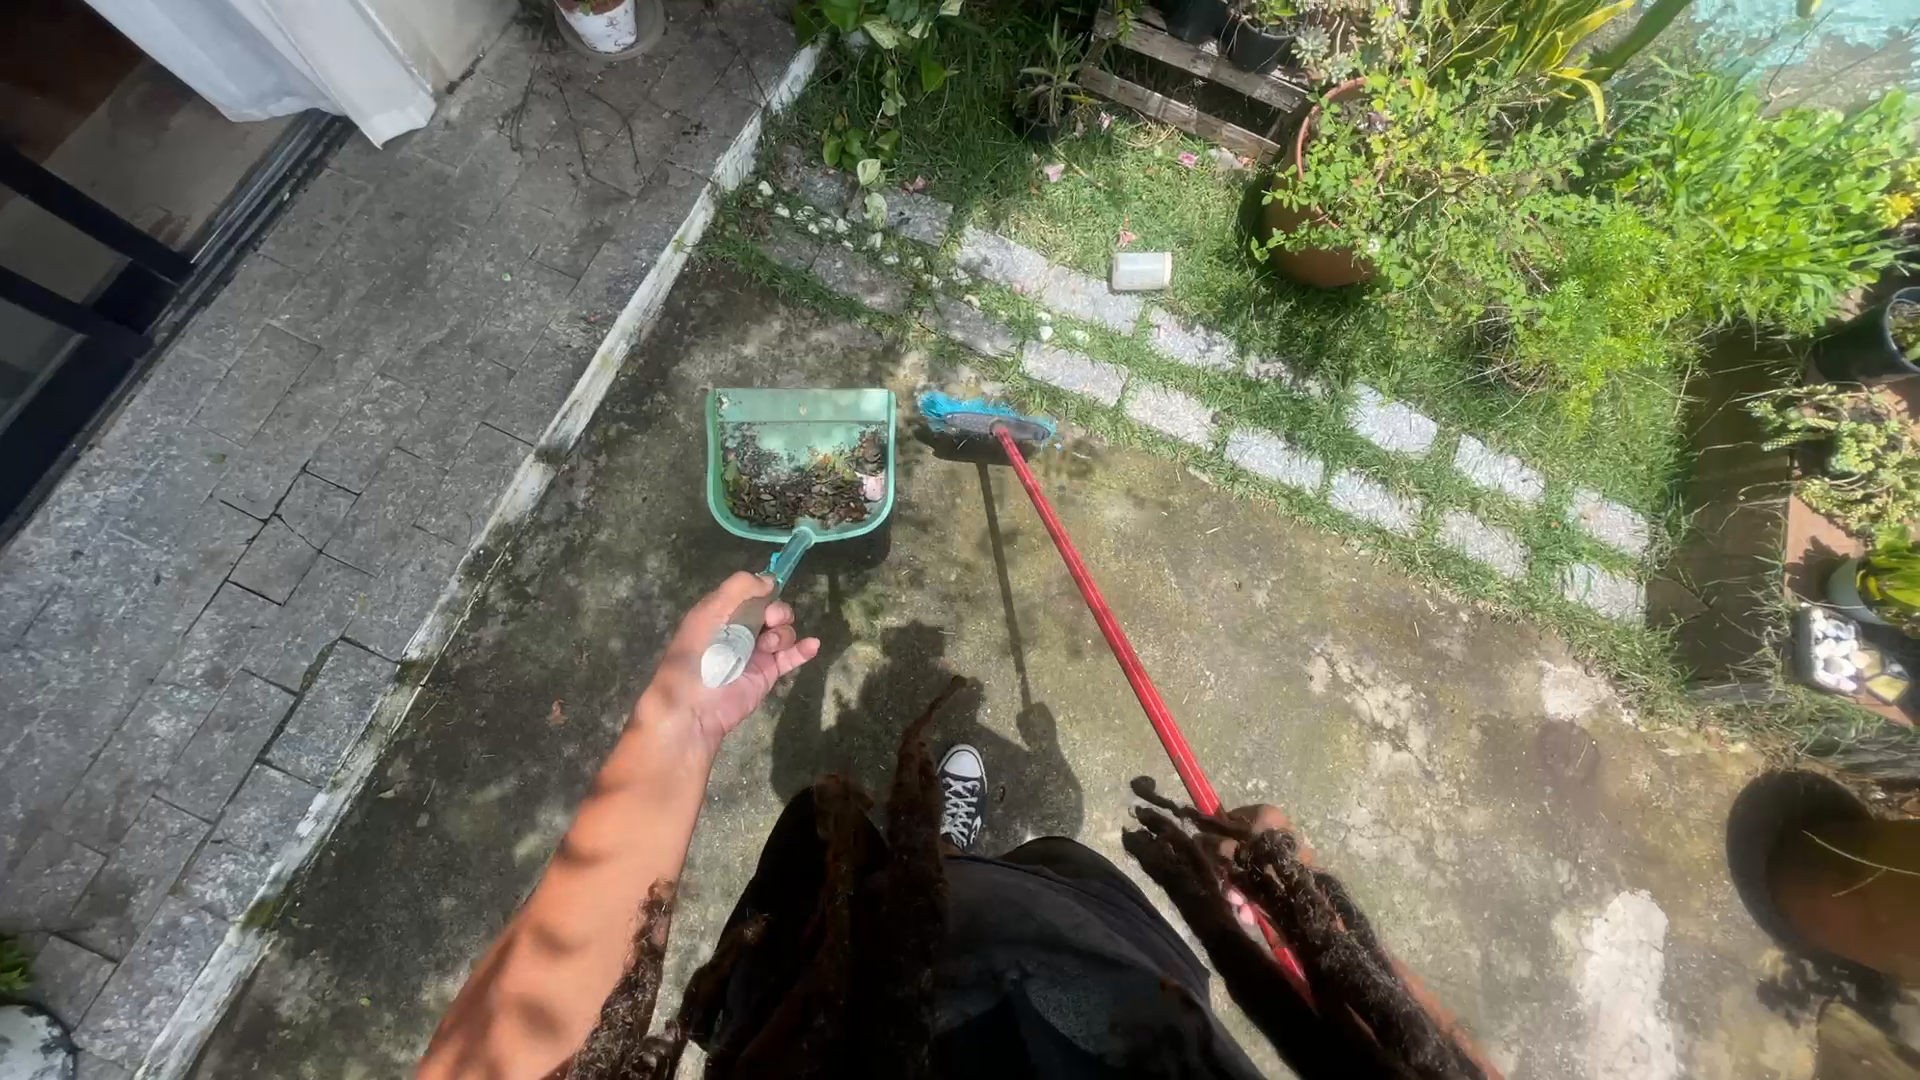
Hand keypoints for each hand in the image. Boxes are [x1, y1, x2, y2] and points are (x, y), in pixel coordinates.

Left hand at [635, 572, 820, 759]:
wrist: (696, 703)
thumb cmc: (699, 653)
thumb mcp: (711, 610)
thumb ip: (739, 587)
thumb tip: (770, 580)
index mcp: (723, 612)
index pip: (752, 593)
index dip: (764, 590)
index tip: (769, 592)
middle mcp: (741, 629)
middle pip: (773, 610)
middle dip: (777, 612)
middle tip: (768, 622)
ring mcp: (757, 651)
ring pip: (784, 632)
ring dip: (783, 634)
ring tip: (769, 647)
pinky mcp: (768, 672)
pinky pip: (792, 657)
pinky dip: (804, 649)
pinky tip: (812, 646)